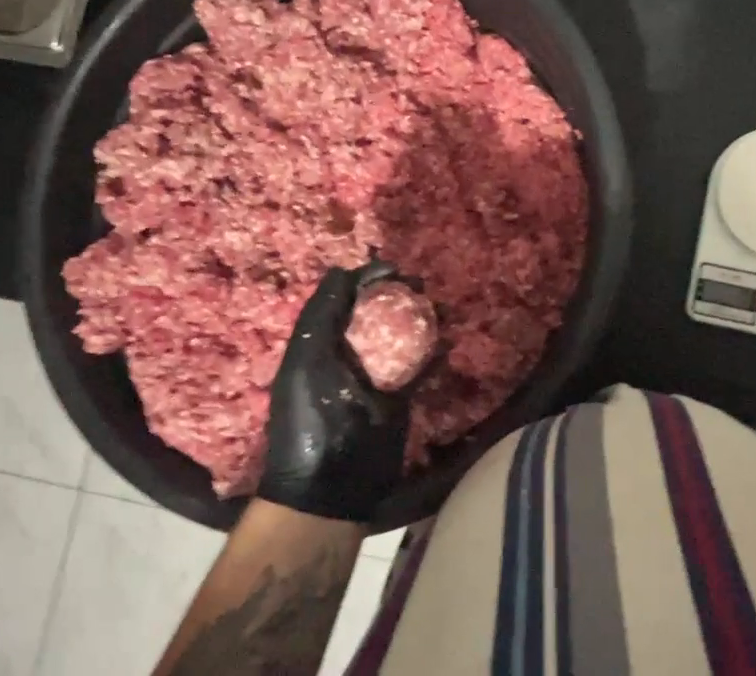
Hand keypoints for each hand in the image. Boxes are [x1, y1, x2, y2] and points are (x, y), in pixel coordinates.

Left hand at [256, 261, 421, 520]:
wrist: (330, 487)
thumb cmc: (311, 418)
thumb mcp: (307, 359)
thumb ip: (322, 314)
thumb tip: (343, 269)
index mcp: (321, 342)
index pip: (346, 297)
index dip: (367, 278)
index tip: (394, 269)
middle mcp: (348, 353)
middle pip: (377, 312)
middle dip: (399, 294)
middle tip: (422, 286)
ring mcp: (376, 376)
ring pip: (403, 335)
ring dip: (421, 318)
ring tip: (439, 308)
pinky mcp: (399, 398)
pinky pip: (420, 367)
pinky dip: (435, 352)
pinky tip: (448, 341)